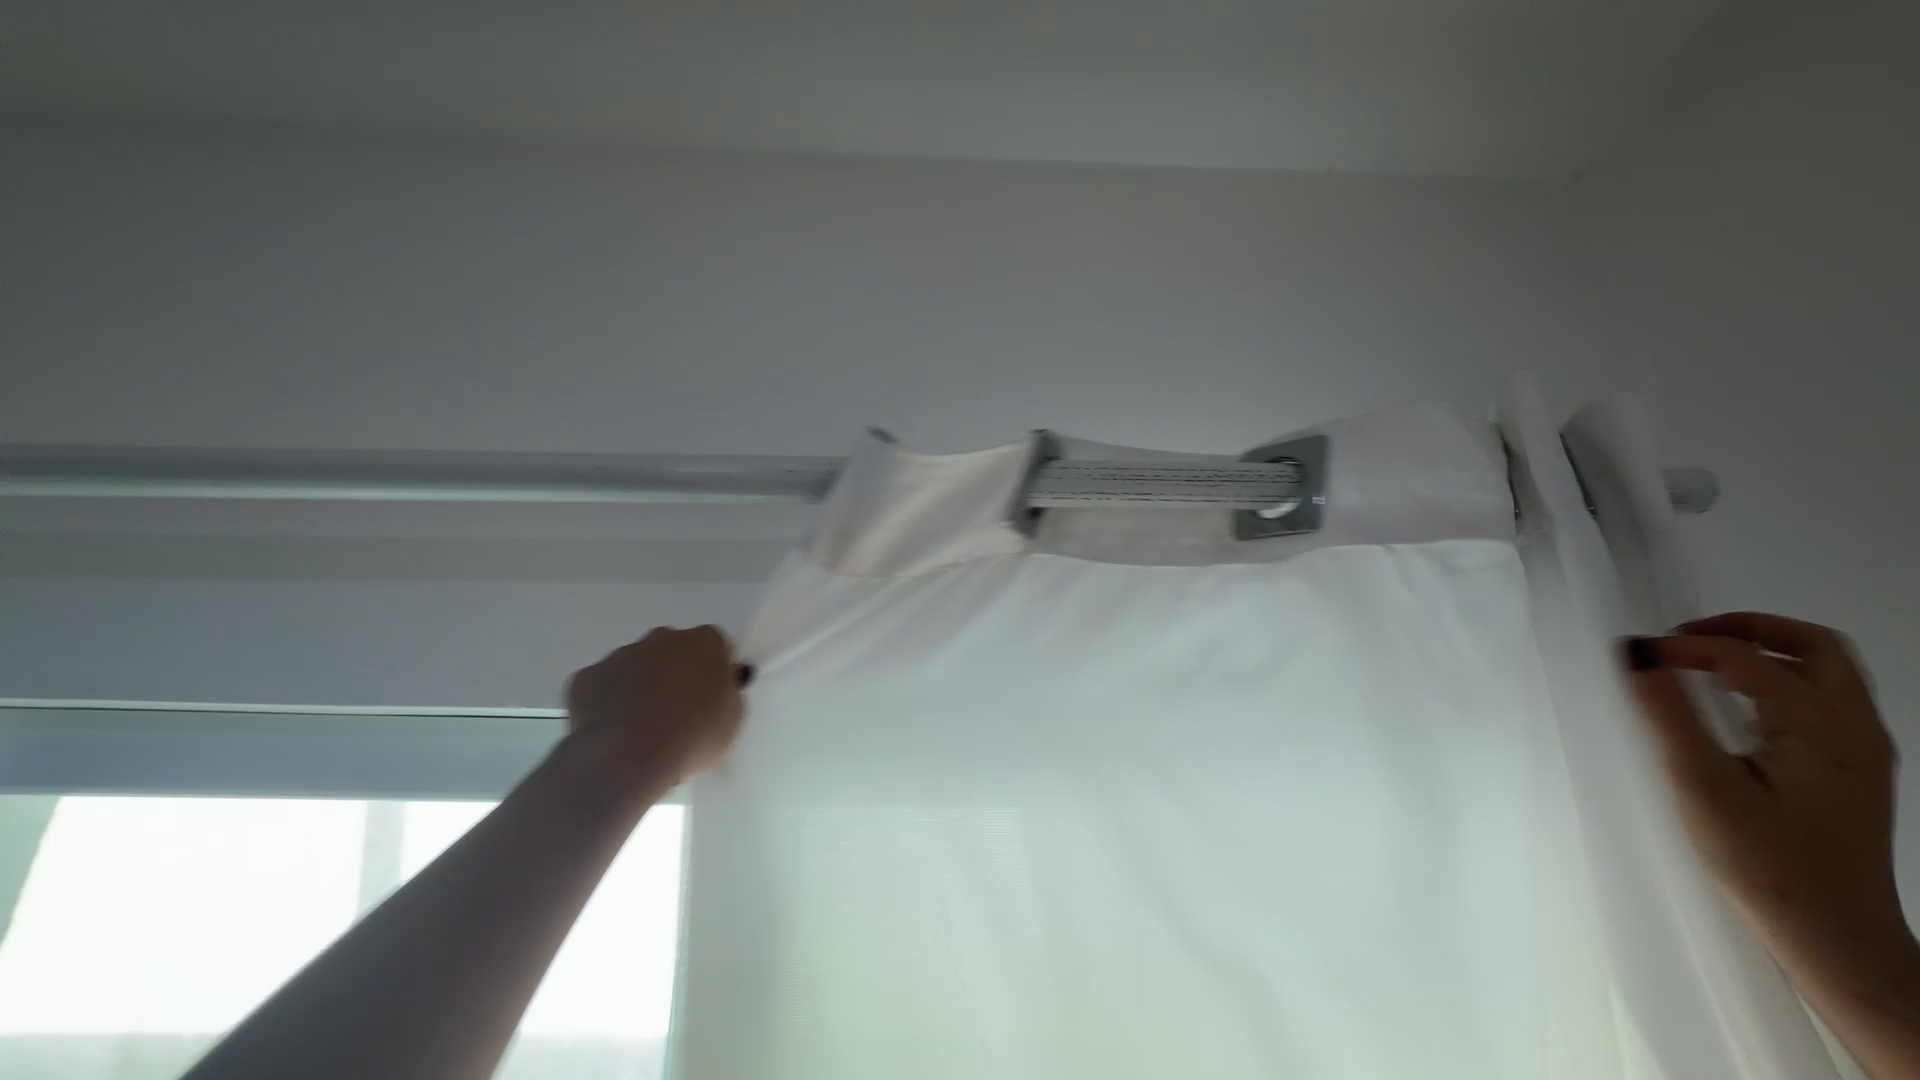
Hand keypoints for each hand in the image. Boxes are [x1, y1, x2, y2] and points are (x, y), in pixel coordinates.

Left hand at [565, 625, 749, 784]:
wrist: (629, 755)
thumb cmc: (694, 735)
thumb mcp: (733, 718)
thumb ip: (726, 694)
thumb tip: (714, 688)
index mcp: (705, 642)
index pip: (716, 649)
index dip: (714, 676)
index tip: (712, 703)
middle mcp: (662, 638)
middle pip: (673, 653)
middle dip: (675, 677)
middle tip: (679, 718)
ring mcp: (620, 655)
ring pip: (636, 668)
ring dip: (641, 689)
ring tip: (643, 732)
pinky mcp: (585, 678)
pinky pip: (603, 689)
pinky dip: (608, 705)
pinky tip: (614, 733)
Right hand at [1622, 612, 1913, 997]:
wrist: (1835, 938)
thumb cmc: (1764, 861)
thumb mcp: (1702, 785)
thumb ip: (1666, 713)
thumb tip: (1634, 653)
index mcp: (1820, 724)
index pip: (1746, 658)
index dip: (1686, 648)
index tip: (1636, 659)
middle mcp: (1854, 728)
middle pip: (1814, 646)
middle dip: (1747, 628)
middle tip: (1686, 638)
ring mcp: (1862, 752)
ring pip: (1827, 672)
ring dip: (1766, 652)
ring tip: (1705, 665)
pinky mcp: (1856, 774)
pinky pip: (1826, 702)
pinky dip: (1781, 682)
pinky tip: (1741, 708)